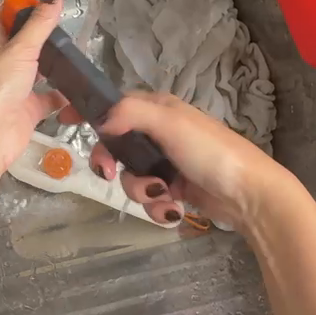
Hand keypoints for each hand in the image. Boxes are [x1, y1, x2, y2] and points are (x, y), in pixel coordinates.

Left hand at [0, 0, 69, 171]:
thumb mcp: (20, 49)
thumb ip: (41, 22)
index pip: (5, 16)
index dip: (23, 7)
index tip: (47, 3)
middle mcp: (1, 62)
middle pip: (24, 42)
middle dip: (45, 36)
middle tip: (70, 29)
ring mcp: (15, 86)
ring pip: (38, 69)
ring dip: (56, 64)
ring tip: (80, 53)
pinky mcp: (28, 109)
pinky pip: (49, 98)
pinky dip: (64, 94)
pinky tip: (80, 88)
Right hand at [67, 92, 296, 227]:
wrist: (251, 196)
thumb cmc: (210, 151)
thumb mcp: (170, 123)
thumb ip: (131, 113)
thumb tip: (100, 120)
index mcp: (160, 109)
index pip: (116, 105)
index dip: (92, 112)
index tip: (64, 120)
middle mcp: (161, 133)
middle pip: (117, 146)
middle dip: (112, 162)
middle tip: (107, 173)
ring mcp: (169, 163)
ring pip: (132, 176)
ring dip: (141, 191)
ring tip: (163, 196)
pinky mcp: (176, 190)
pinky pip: (150, 198)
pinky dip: (157, 206)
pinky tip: (173, 209)